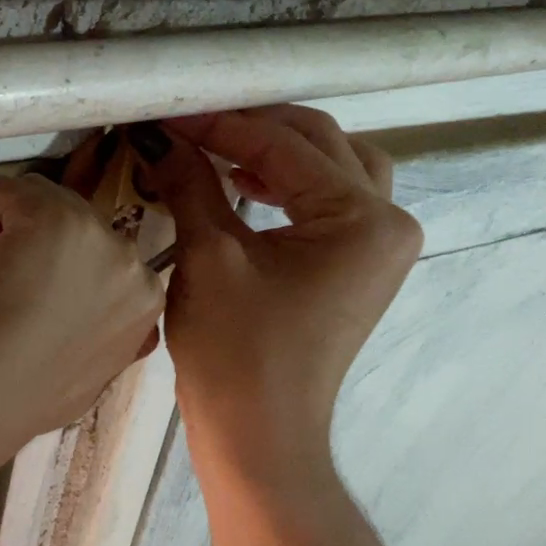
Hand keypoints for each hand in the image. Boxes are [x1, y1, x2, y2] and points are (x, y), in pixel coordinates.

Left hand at [0, 172, 164, 490]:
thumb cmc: (7, 396)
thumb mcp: (73, 370)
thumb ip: (87, 333)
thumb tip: (70, 314)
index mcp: (144, 312)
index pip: (98, 261)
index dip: (56, 274)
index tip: (30, 304)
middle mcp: (135, 274)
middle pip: (77, 228)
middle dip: (37, 249)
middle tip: (4, 293)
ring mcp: (102, 244)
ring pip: (46, 204)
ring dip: (11, 231)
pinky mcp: (58, 219)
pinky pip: (12, 188)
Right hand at [132, 106, 421, 483]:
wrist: (257, 430)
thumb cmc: (234, 348)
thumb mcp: (206, 256)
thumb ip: (189, 183)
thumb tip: (156, 135)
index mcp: (362, 218)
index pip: (284, 145)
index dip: (219, 124)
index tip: (164, 115)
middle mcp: (388, 221)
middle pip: (322, 143)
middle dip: (253, 126)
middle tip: (189, 124)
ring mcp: (379, 245)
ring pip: (333, 166)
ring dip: (277, 149)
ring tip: (216, 147)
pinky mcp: (358, 264)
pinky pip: (328, 199)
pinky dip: (287, 181)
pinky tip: (241, 182)